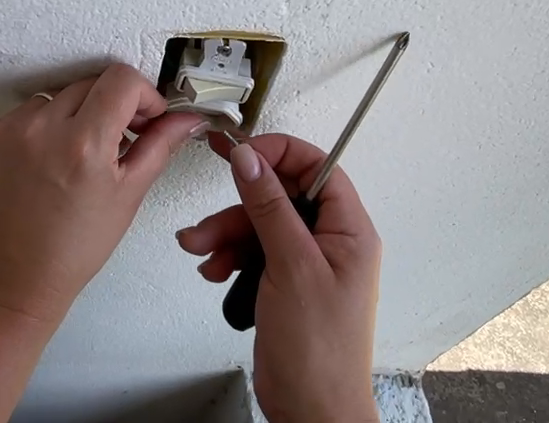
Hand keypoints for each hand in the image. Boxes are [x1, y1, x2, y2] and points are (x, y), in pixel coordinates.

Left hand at [0, 64, 206, 324]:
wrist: (12, 277)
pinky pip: (31, 110)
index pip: (122, 79)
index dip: (143, 95)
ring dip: (78, 114)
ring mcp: (13, 127)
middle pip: (93, 83)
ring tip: (80, 156)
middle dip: (113, 105)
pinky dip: (47, 126)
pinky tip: (51, 161)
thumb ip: (159, 146)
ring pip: (62, 95)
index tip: (146, 119)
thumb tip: (187, 117)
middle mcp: (45, 127)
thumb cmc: (74, 247)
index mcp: (84, 143)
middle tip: (119, 141)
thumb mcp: (128, 195)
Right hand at [177, 132, 381, 422]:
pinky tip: (213, 269)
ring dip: (224, 233)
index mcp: (348, 229)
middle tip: (210, 217)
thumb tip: (249, 157)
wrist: (309, 413)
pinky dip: (227, 254)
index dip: (277, 153)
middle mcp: (328, 239)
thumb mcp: (291, 266)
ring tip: (200, 249)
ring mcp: (304, 259)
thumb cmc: (319, 351)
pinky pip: (250, 247)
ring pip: (257, 221)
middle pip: (278, 193)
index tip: (241, 153)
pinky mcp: (282, 277)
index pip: (315, 165)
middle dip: (238, 205)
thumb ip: (268, 206)